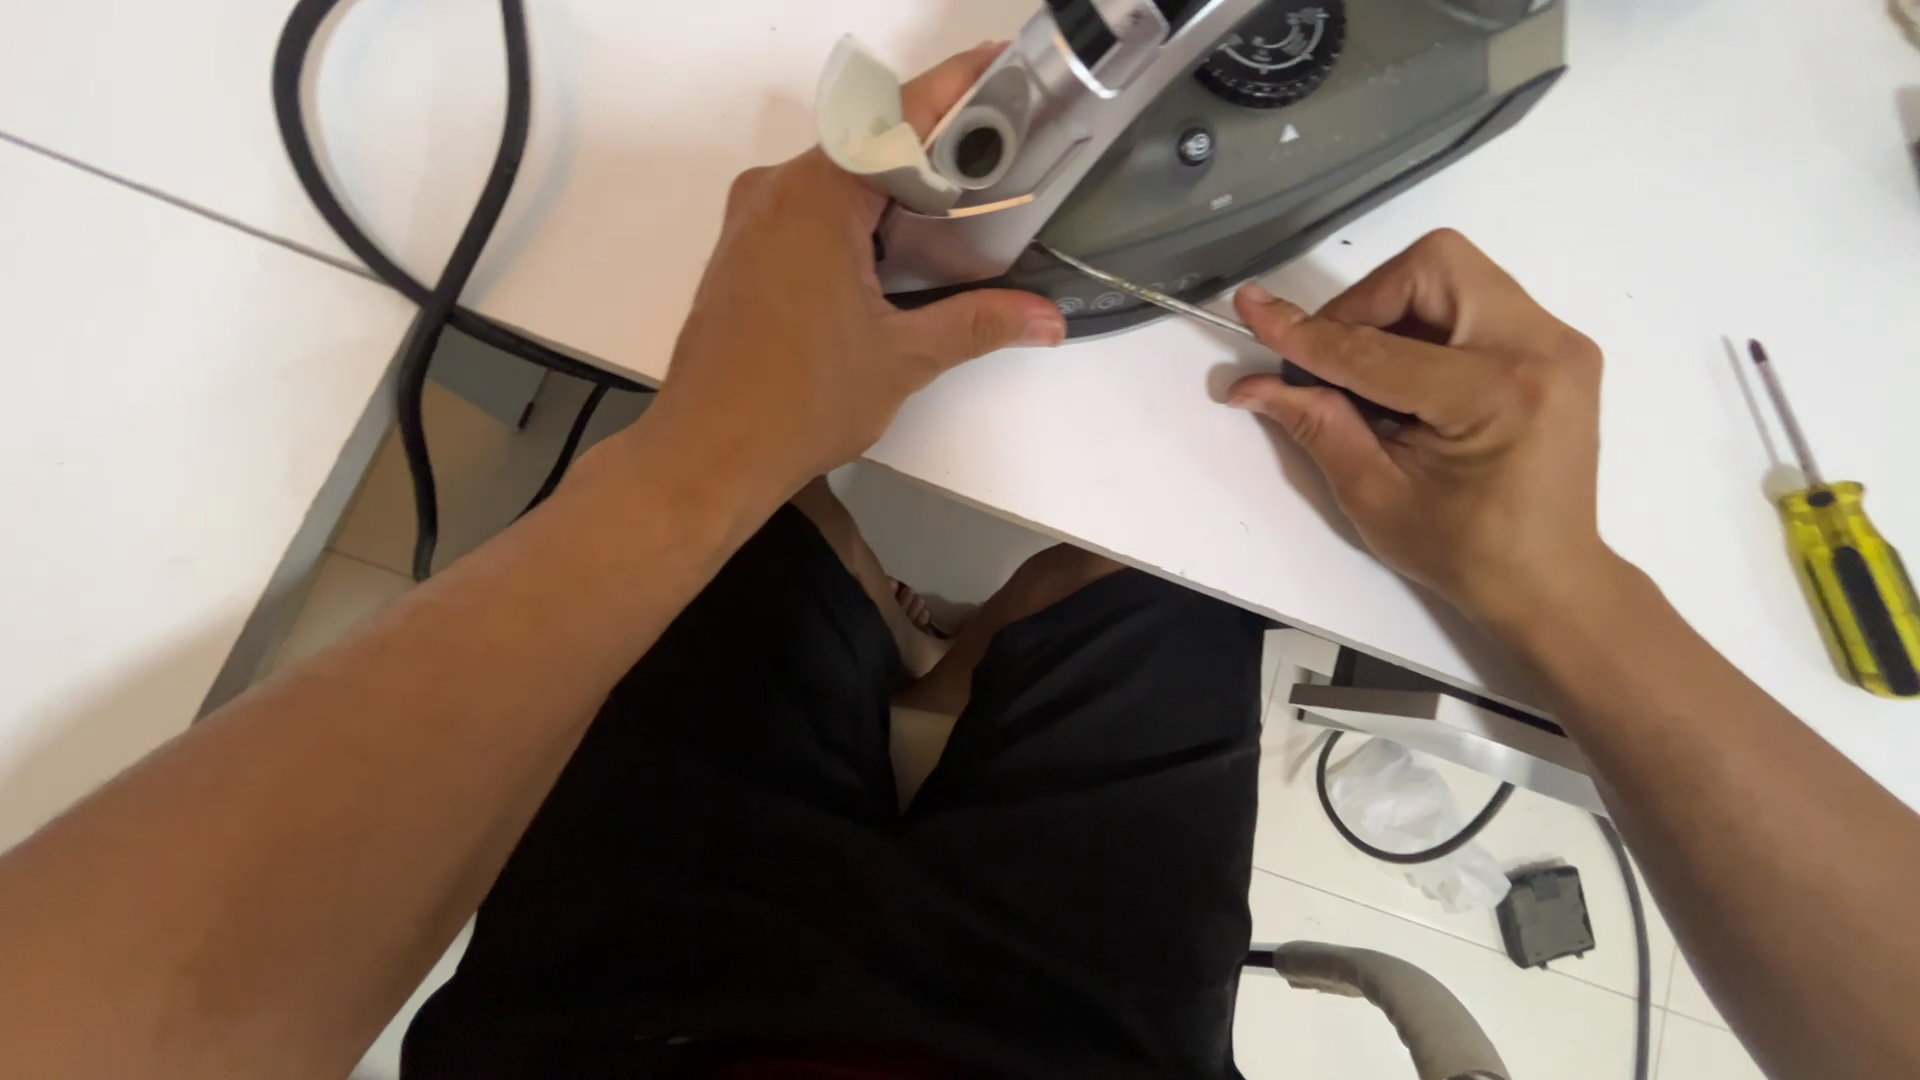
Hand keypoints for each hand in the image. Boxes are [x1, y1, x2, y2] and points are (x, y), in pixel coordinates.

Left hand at [641, 43, 1066, 499]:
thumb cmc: (792, 406)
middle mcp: (775, 194)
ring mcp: (751, 223)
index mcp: (815, 201)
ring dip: (891, 191)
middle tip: (988, 169)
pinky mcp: (744, 254)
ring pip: (836, 179)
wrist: (710, 453)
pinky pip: (807, 211)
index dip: (955, 91)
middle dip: (931, 152)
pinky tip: (888, 259)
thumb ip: (977, 325)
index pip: (897, 119)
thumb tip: (1040, 318)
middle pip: (866, 144)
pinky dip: (854, 218)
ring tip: (948, 219)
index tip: (998, 72)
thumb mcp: (902, 360)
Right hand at [1227, 229, 1616, 633]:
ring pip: (1452, 275)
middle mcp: (1540, 348)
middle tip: (1328, 358)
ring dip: (1389, 309)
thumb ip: (1315, 425)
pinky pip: (1472, 301)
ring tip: (1362, 372)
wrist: (1544, 575)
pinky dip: (1419, 324)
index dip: (1305, 334)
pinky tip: (1400, 377)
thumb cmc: (1457, 550)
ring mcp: (1556, 341)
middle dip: (1362, 302)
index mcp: (1497, 396)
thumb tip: (1251, 384)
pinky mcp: (1552, 345)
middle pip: (1433, 267)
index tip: (1251, 311)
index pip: (1376, 348)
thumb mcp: (1371, 493)